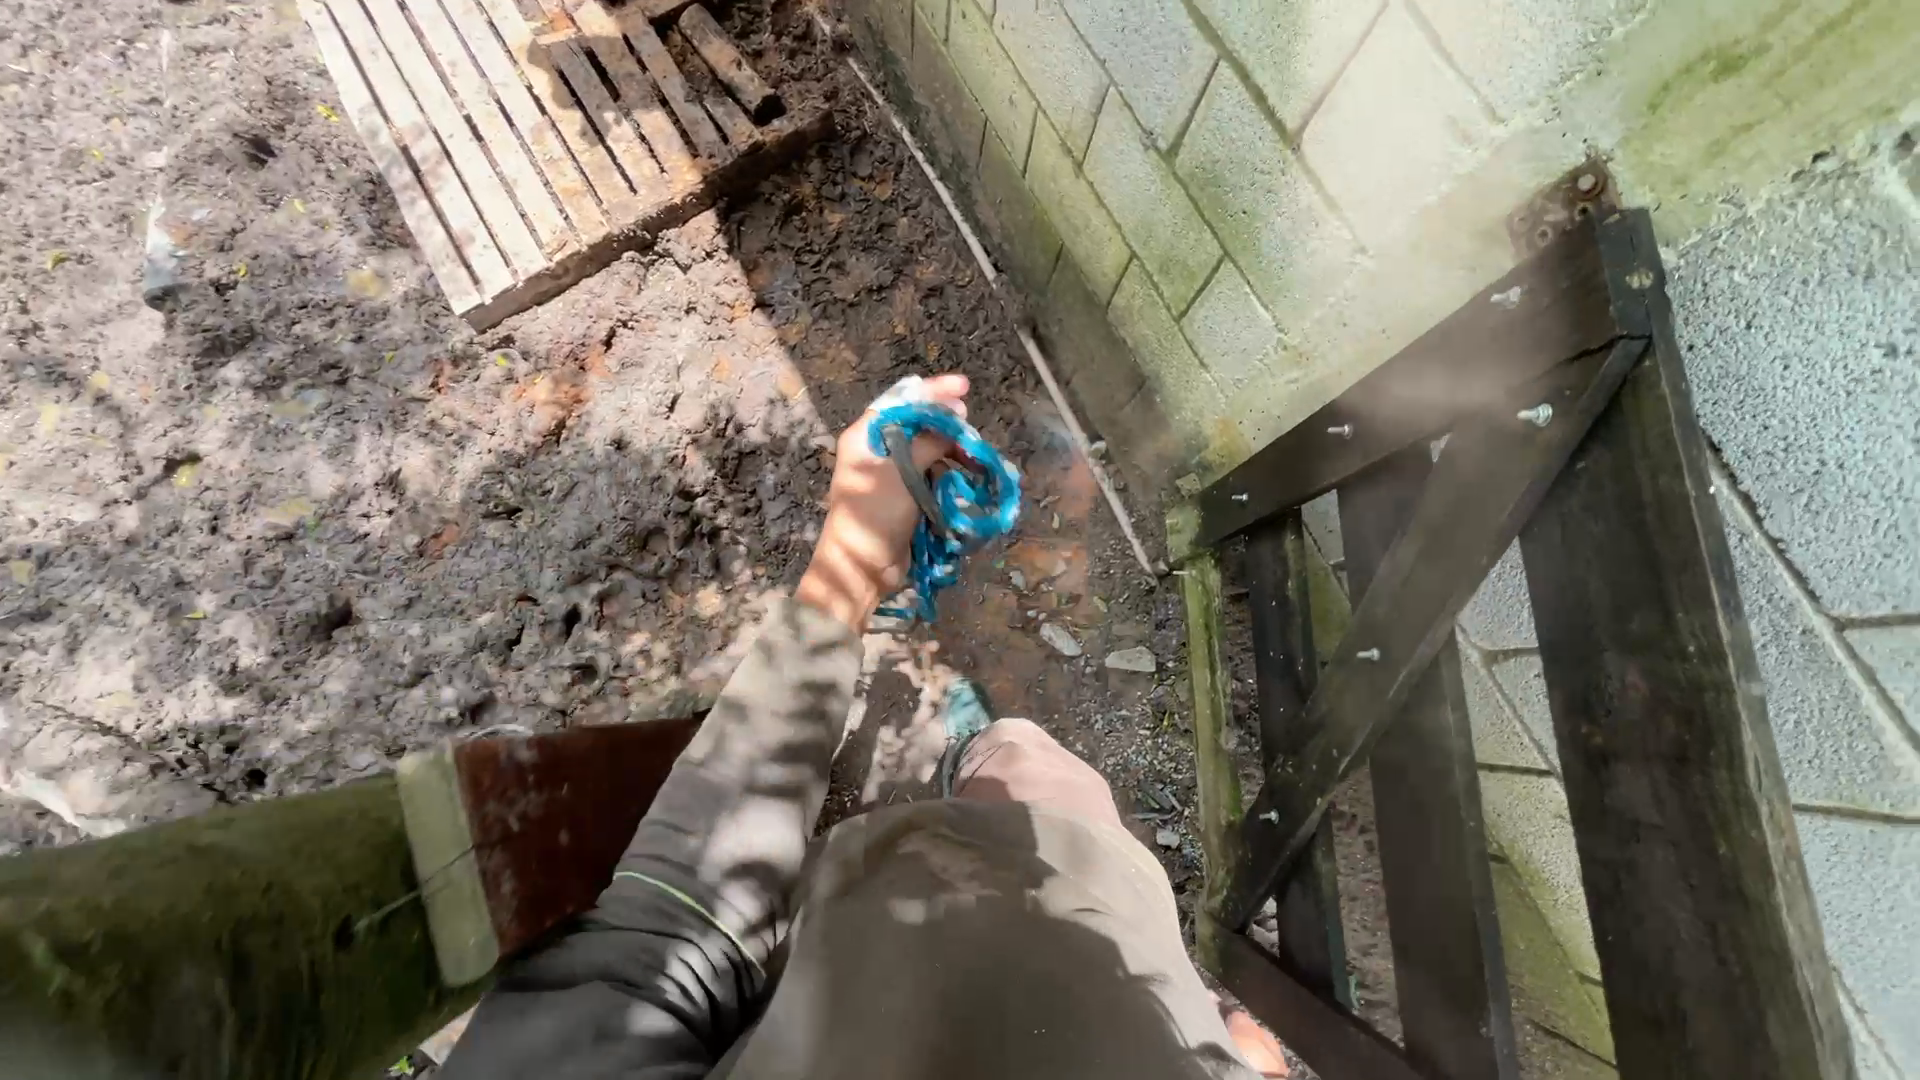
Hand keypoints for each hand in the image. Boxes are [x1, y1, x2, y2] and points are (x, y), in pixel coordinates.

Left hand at [795, 374, 969, 628]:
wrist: (862, 569)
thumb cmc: (874, 516)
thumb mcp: (901, 473)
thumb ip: (927, 443)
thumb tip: (951, 427)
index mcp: (865, 436)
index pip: (901, 401)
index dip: (933, 392)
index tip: (964, 388)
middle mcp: (876, 450)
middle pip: (917, 423)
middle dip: (946, 424)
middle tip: (970, 427)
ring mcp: (891, 474)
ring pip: (927, 450)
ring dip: (951, 451)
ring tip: (973, 457)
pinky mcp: (905, 496)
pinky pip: (930, 474)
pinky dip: (948, 473)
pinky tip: (966, 476)